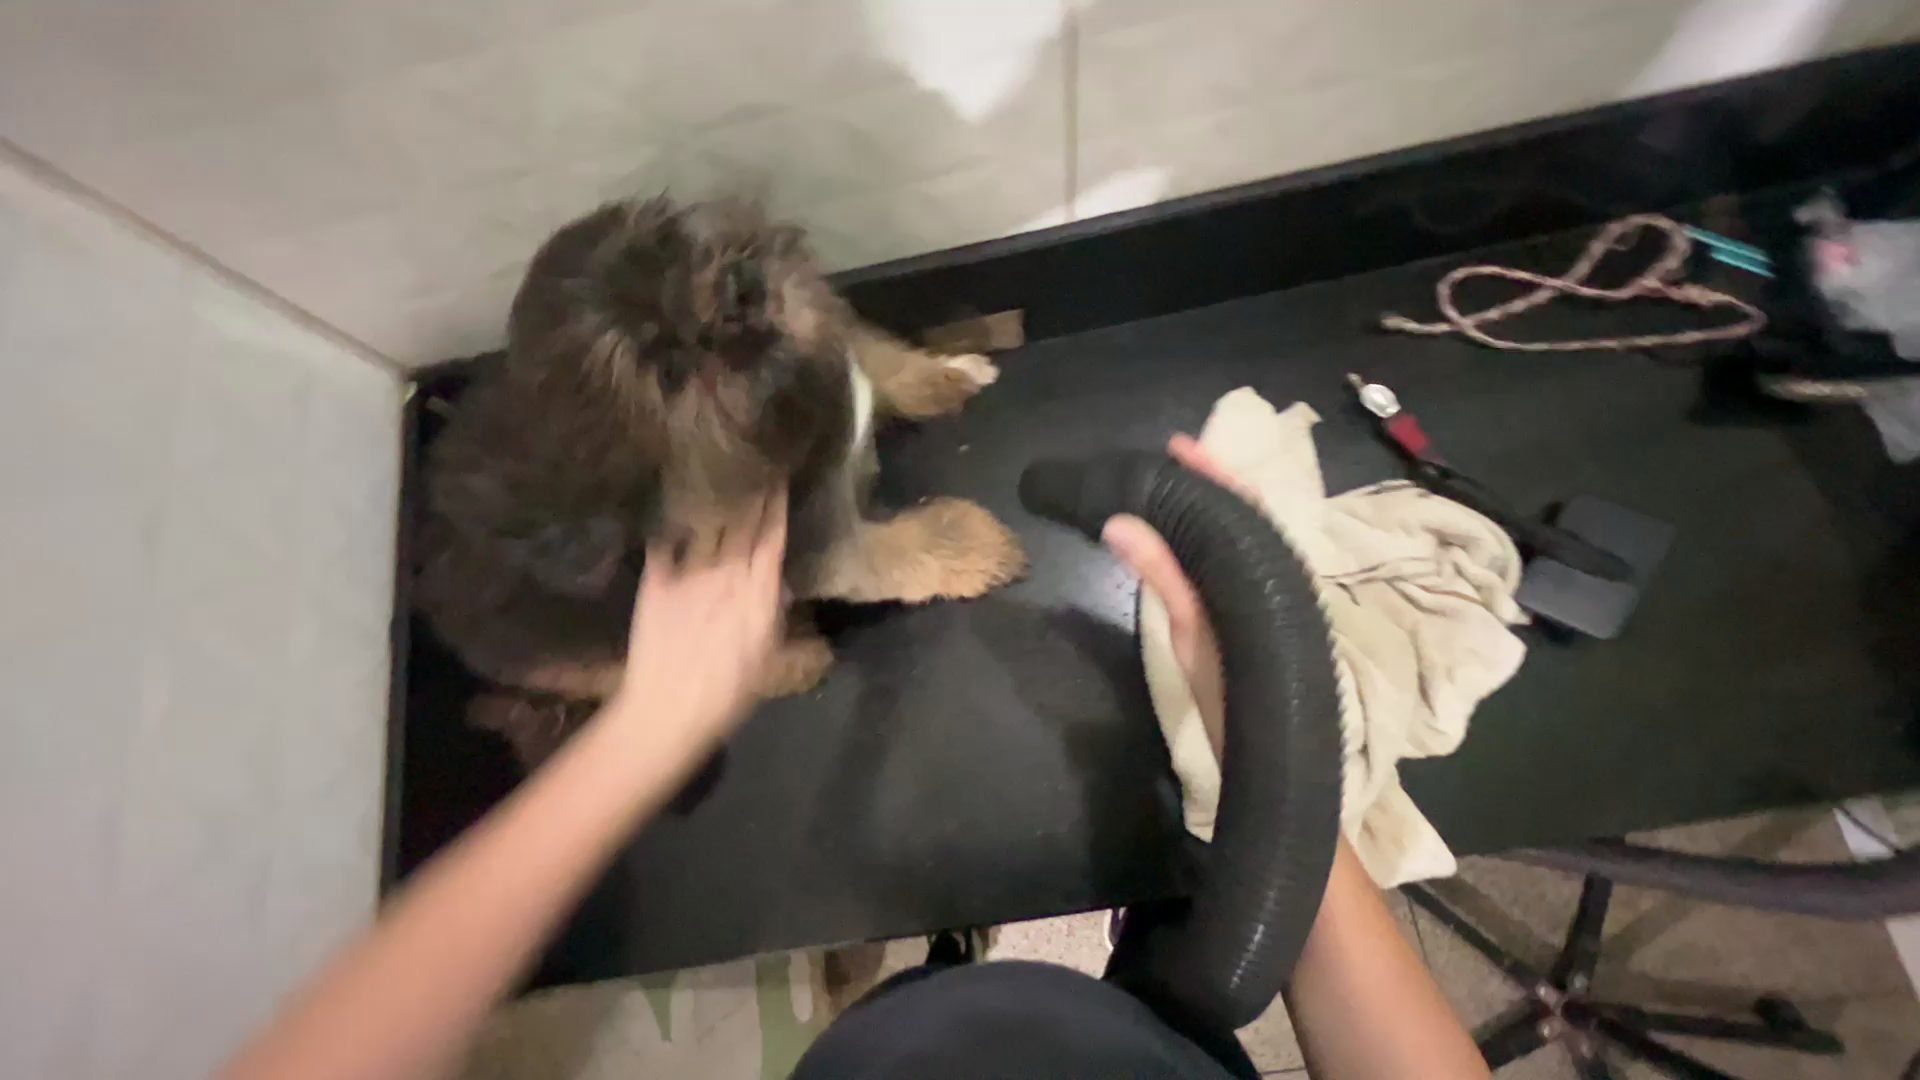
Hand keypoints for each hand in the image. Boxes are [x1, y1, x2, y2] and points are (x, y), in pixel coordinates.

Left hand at [609, 488, 788, 747]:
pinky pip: (665, 546)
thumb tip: (778, 583)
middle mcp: (727, 575)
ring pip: (707, 528)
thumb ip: (773, 612)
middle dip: (751, 493)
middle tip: (755, 463)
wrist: (668, 710)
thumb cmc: (729, 693)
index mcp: (759, 593)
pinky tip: (671, 505)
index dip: (776, 507)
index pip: (772, 537)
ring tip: (719, 475)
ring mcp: (689, 576)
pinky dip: (671, 526)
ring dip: (716, 501)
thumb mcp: (768, 655)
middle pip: (743, 525)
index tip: (779, 478)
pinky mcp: (656, 584)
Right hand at [1101, 435, 1261, 758]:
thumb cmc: (1233, 702)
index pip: (1243, 508)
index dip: (1213, 474)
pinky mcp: (1245, 619)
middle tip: (1165, 458)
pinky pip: (1222, 568)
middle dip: (1207, 485)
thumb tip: (1120, 523)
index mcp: (1263, 574)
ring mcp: (1258, 599)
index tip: (1180, 445)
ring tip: (1163, 487)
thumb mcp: (1194, 638)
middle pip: (1242, 518)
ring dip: (1202, 512)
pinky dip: (1198, 546)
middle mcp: (1267, 578)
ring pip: (1234, 542)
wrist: (1269, 760)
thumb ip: (1164, 577)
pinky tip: (1175, 539)